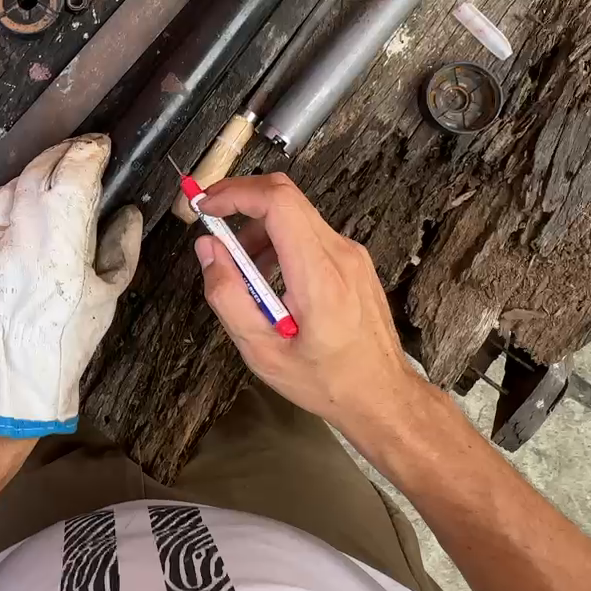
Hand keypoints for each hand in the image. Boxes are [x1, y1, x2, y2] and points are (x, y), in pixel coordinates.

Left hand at [0, 135, 141, 437]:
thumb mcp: (105, 298)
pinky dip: (4, 203)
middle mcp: (15, 235)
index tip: (98, 148)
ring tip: (48, 197)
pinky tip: (17, 219)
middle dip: (62, 156)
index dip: (88, 152)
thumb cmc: (56, 344)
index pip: (73, 172)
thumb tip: (127, 212)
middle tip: (78, 157)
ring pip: (11, 184)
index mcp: (57, 247)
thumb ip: (121, 247)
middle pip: (39, 168)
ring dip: (33, 181)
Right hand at [194, 173, 427, 438]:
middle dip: (239, 198)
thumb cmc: (325, 381)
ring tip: (239, 266)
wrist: (385, 396)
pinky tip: (267, 276)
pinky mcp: (353, 257)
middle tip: (209, 218)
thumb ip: (228, 296)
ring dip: (256, 225)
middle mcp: (340, 252)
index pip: (278, 203)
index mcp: (319, 276)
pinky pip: (307, 229)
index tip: (205, 207)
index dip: (235, 194)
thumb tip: (208, 247)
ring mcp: (351, 252)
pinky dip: (277, 237)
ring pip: (294, 211)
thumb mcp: (262, 352)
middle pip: (284, 194)